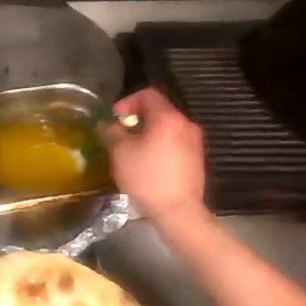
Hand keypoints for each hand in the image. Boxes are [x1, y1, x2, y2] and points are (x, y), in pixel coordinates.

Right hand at [105, 88, 207, 223]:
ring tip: (133, 153)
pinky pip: (175, 143)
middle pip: (158, 110)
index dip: (127, 102)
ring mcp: (195, 141)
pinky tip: (149, 166)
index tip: (114, 120)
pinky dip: (160, 147)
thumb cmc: (147, 178)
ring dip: (148, 134)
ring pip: (167, 128)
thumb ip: (112, 132)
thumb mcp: (120, 153)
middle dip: (137, 120)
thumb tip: (109, 124)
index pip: (147, 94)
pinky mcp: (197, 159)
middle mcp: (185, 123)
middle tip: (120, 137)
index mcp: (168, 117)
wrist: (179, 211)